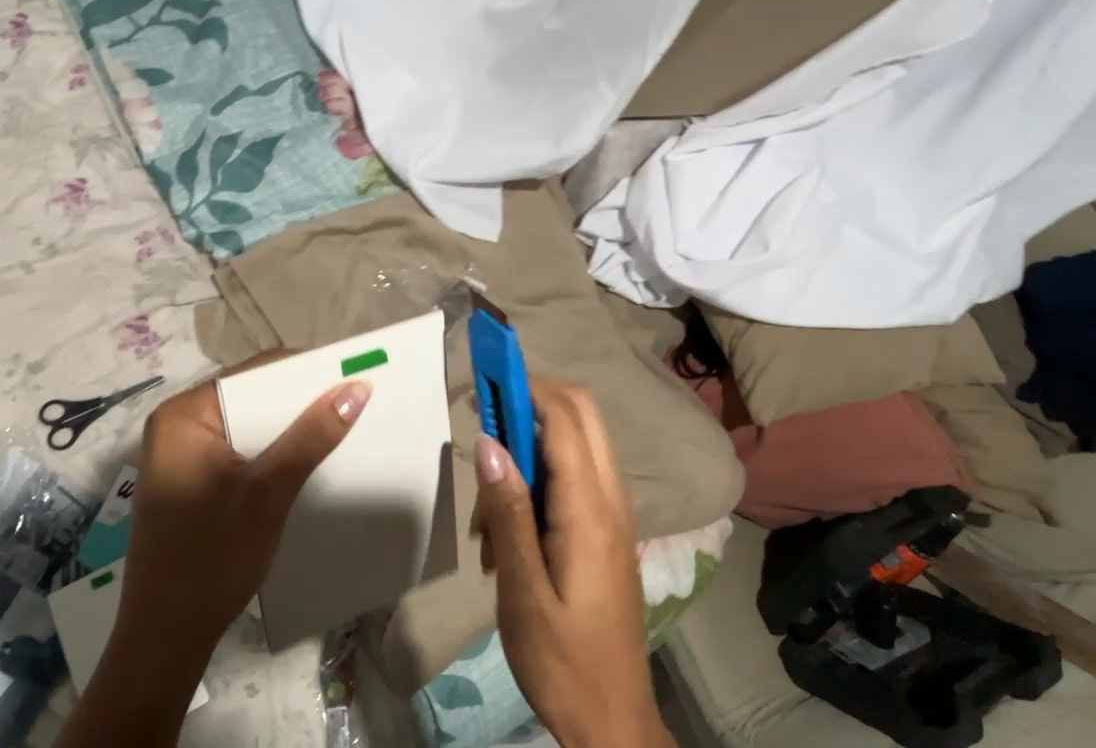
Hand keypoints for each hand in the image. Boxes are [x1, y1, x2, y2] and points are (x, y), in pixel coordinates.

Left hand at [63, 372, 369, 747]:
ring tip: (340, 430)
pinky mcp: (193, 482)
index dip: (304, 373)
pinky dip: (273, 455)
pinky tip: (307, 463)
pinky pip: (241, 452)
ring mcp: (183, 456)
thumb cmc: (210, 559)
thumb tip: (356, 388)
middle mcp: (179, 426)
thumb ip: (310, 437)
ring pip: (249, 426)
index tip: (353, 378)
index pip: (253, 374)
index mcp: (183, 415)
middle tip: (355, 405)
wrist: (165, 639)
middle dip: (301, 404)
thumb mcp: (267, 493)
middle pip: (251, 398)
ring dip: (290, 431)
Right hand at [473, 378, 672, 747]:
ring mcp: (614, 514)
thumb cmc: (562, 659)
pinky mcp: (607, 531)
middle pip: (582, 415)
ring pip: (577, 444)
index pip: (564, 418)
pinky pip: (576, 478)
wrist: (613, 718)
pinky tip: (507, 533)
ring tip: (488, 511)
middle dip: (533, 398)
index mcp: (590, 510)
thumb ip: (508, 512)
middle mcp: (611, 499)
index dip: (525, 387)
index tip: (482, 381)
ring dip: (532, 447)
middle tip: (484, 416)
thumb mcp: (523, 591)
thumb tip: (488, 441)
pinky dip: (541, 479)